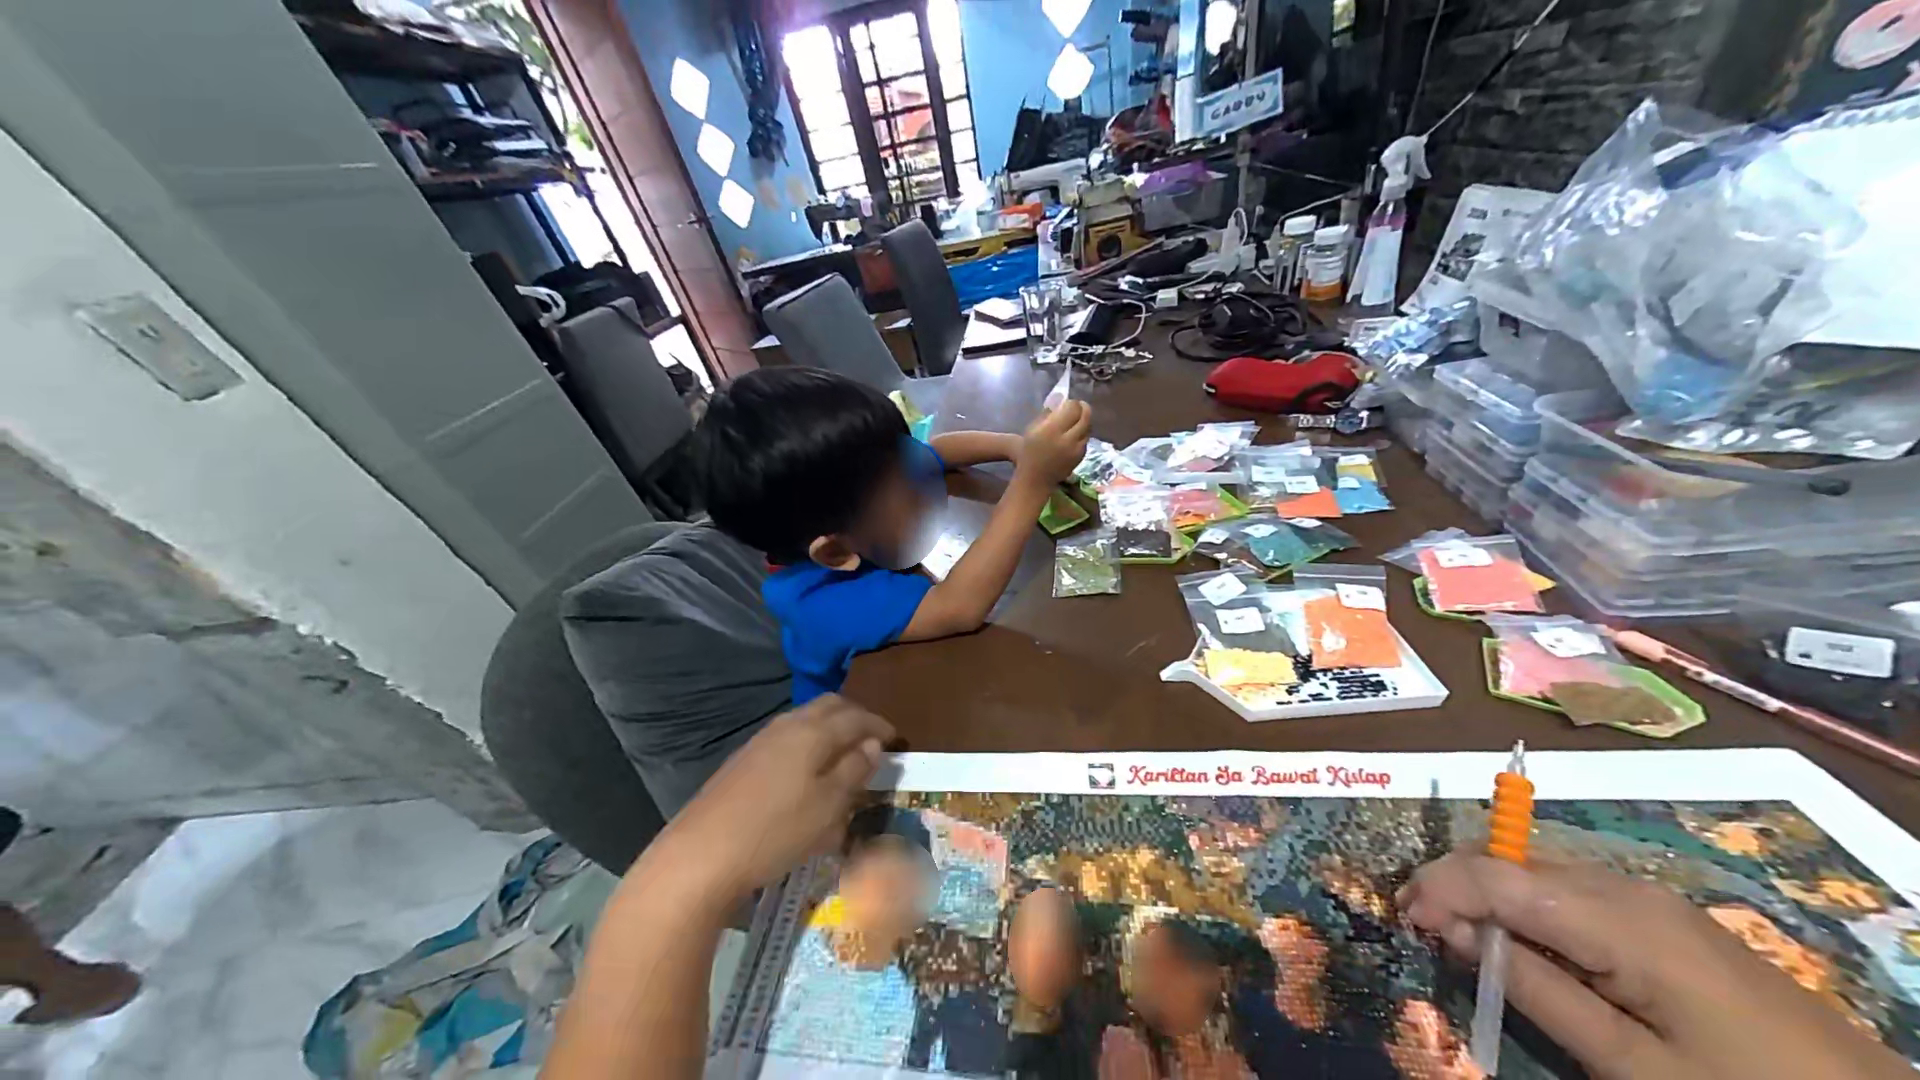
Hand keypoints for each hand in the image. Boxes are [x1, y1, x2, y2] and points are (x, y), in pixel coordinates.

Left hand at [656, 695, 893, 901]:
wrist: (699, 855)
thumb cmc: (776, 831)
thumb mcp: (828, 806)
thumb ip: (854, 769)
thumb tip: (872, 743)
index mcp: (813, 731)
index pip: (856, 716)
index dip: (879, 725)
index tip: (896, 739)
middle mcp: (788, 725)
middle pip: (829, 706)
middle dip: (855, 717)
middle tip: (872, 740)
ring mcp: (761, 740)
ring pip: (806, 719)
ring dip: (830, 727)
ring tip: (843, 754)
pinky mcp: (743, 760)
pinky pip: (788, 736)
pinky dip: (809, 741)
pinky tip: (808, 769)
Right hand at [1015, 400, 1092, 485]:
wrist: (1036, 478)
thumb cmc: (1030, 451)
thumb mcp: (1032, 429)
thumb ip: (1047, 414)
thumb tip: (1061, 400)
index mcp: (1052, 430)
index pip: (1072, 408)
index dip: (1071, 403)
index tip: (1066, 403)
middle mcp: (1067, 439)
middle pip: (1085, 415)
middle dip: (1083, 408)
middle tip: (1077, 406)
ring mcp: (1076, 449)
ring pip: (1088, 426)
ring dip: (1084, 420)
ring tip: (1074, 420)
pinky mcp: (1081, 456)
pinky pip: (1086, 438)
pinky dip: (1082, 432)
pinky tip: (1074, 433)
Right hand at [1397, 854, 1909, 1079]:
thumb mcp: (1633, 1066)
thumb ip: (1536, 988)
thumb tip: (1456, 931)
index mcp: (1619, 918)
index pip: (1495, 873)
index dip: (1437, 888)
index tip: (1405, 921)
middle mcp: (1624, 884)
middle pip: (1507, 857)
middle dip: (1450, 882)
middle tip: (1420, 924)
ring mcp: (1644, 893)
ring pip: (1529, 865)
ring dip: (1480, 888)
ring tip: (1454, 928)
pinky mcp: (1657, 912)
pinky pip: (1563, 885)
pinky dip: (1519, 898)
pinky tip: (1514, 934)